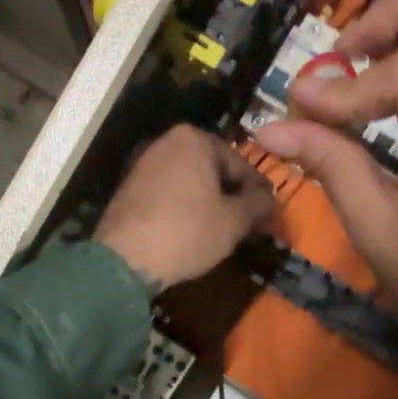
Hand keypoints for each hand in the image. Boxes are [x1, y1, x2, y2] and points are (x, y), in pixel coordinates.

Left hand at [95, 124, 275, 290]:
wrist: (125, 259)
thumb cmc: (187, 232)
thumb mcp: (234, 221)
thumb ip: (257, 204)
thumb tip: (271, 198)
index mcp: (194, 139)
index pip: (240, 162)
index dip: (258, 189)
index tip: (269, 211)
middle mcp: (166, 142)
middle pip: (212, 169)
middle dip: (231, 194)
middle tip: (247, 221)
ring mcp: (142, 164)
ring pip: (189, 181)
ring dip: (208, 201)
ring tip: (222, 229)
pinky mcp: (128, 188)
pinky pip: (167, 193)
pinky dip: (183, 207)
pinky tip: (192, 231)